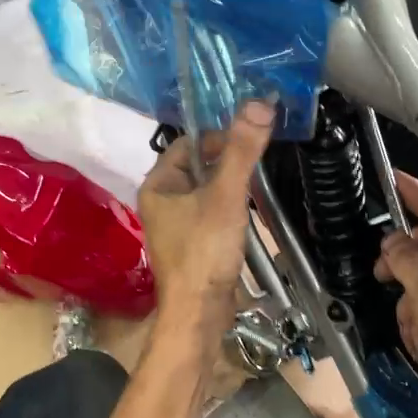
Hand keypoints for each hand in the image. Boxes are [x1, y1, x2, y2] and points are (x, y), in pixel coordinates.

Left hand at [137, 100, 274, 341]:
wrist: (200, 313)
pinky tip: (248, 217)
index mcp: (157, 186)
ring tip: (256, 188)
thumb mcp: (226, 196)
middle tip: (257, 162)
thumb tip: (260, 104)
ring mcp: (176, 227)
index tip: (247, 138)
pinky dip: (230, 211)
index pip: (186, 145)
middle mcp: (161, 203)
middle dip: (227, 163)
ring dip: (231, 187)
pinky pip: (212, 216)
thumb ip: (242, 152)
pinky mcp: (193, 247)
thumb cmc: (205, 251)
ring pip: (207, 193)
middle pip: (198, 168)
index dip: (216, 137)